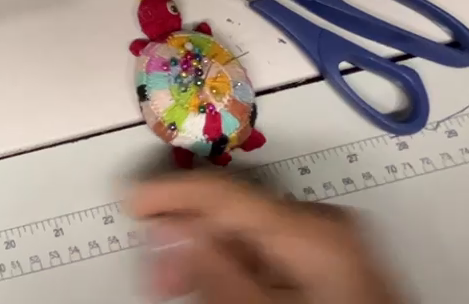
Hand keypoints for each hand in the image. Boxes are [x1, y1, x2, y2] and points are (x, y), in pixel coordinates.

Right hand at [129, 174, 403, 303]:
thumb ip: (216, 267)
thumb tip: (166, 224)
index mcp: (313, 224)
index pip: (220, 188)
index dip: (167, 192)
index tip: (131, 203)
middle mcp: (324, 219)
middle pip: (230, 208)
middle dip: (185, 232)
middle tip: (152, 263)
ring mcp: (335, 237)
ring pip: (246, 228)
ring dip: (208, 249)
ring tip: (180, 280)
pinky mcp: (337, 258)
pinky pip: (270, 245)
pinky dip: (239, 259)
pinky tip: (222, 280)